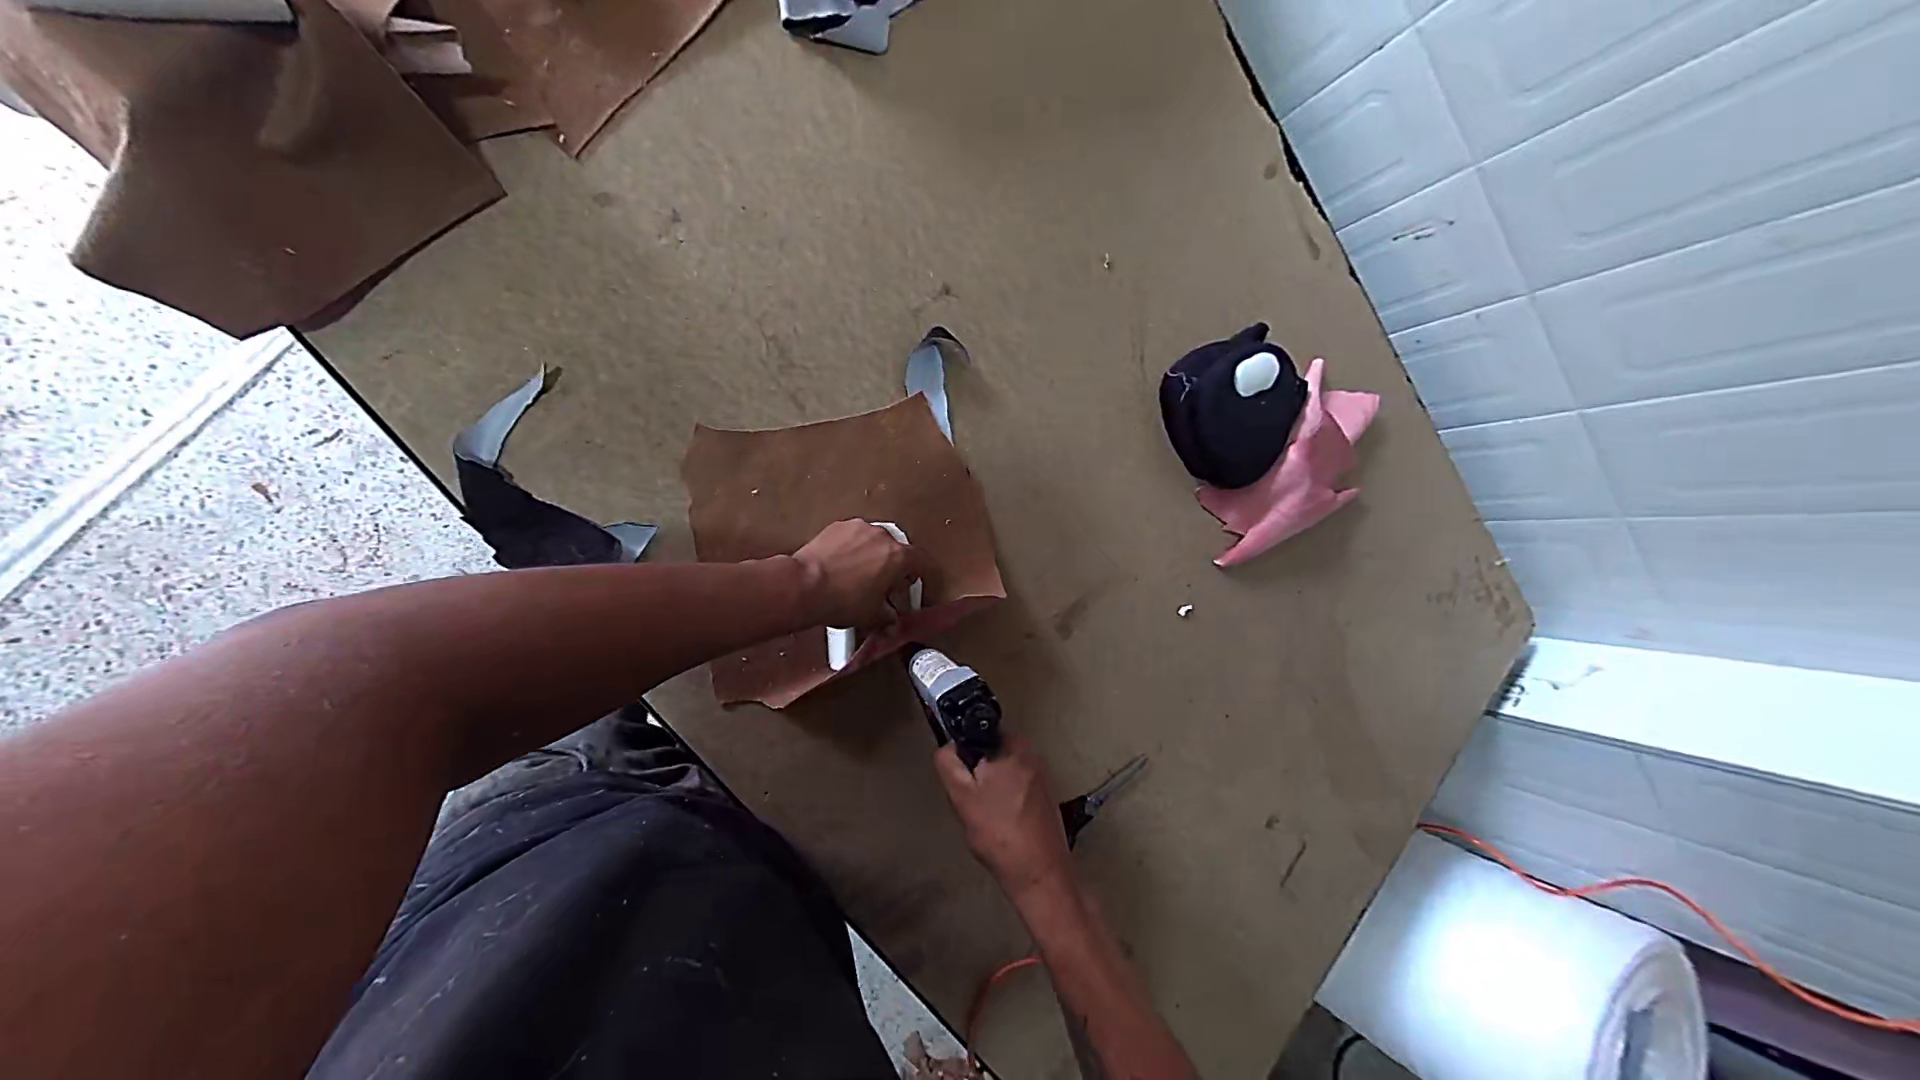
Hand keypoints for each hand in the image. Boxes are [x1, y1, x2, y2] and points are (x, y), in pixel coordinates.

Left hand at [792, 519, 924, 627]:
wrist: (804, 586)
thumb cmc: (839, 599)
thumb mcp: (872, 616)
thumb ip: (888, 617)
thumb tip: (890, 621)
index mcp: (899, 556)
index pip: (924, 563)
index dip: (925, 578)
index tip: (920, 587)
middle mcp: (882, 536)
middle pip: (899, 551)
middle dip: (896, 569)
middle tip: (888, 587)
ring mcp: (859, 528)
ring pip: (875, 542)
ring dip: (874, 557)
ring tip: (862, 577)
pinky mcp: (837, 527)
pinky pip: (854, 538)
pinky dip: (853, 550)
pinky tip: (844, 567)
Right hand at [934, 734, 1074, 902]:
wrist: (1039, 872)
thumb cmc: (998, 832)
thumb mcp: (961, 796)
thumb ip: (948, 763)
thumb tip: (948, 744)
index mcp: (1012, 744)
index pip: (977, 733)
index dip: (963, 755)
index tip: (961, 779)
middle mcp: (1031, 753)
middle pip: (990, 754)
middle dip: (977, 774)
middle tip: (972, 802)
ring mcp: (1042, 774)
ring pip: (1002, 772)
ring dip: (991, 789)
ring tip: (988, 817)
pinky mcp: (1046, 795)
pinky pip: (1017, 788)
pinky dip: (1006, 800)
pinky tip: (1003, 824)